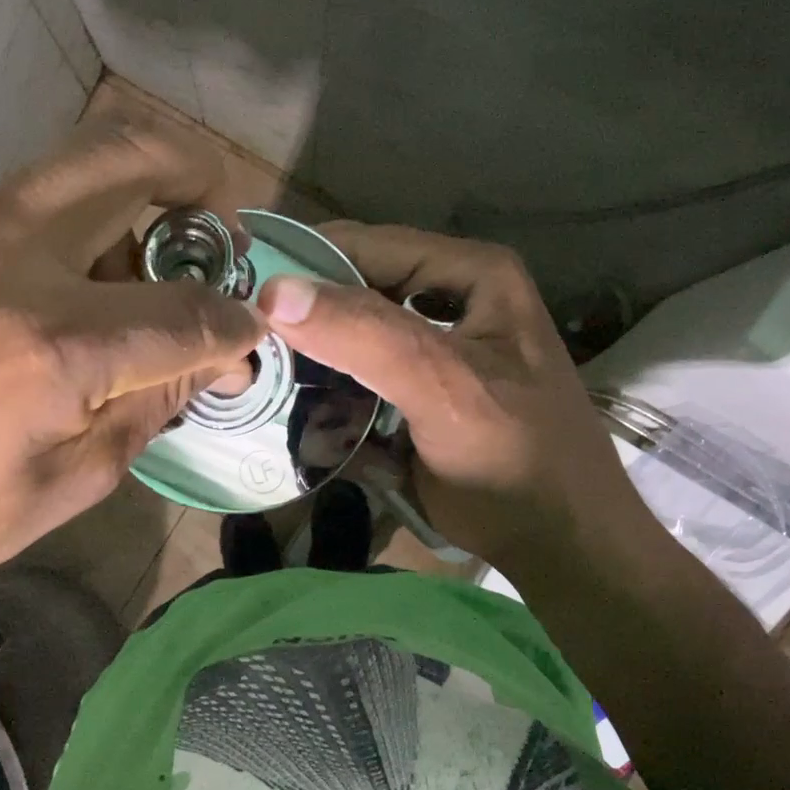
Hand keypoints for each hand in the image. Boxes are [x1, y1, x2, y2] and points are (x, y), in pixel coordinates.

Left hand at [0, 118, 262, 637]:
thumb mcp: (69, 484)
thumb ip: (146, 406)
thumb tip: (206, 359)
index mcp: (47, 351)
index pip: (179, 310)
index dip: (230, 322)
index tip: (248, 330)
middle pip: (124, 163)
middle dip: (190, 181)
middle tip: (214, 224)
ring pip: (67, 168)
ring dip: (126, 195)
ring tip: (143, 259)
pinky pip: (15, 206)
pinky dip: (65, 226)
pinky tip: (66, 284)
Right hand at [255, 222, 656, 573]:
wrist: (557, 542)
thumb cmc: (513, 455)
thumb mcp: (442, 383)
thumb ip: (364, 334)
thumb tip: (272, 293)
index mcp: (468, 274)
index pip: (363, 247)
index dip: (299, 264)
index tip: (232, 294)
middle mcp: (445, 301)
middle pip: (351, 293)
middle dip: (297, 318)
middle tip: (233, 342)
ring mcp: (426, 353)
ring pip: (346, 341)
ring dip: (302, 361)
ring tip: (247, 376)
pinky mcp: (411, 398)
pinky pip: (352, 382)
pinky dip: (320, 396)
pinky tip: (283, 411)